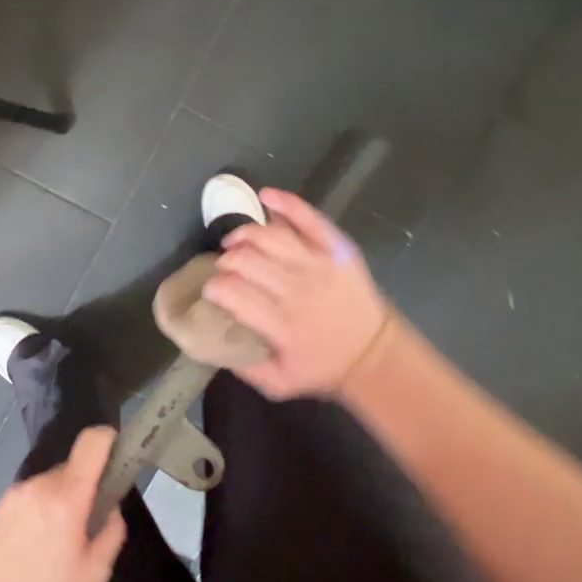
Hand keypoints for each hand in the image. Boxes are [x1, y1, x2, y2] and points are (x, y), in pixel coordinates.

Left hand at [0, 426, 126, 581]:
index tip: (119, 455)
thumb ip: (112, 529)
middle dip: (85, 486)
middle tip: (90, 523)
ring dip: (61, 499)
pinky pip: (29, 498)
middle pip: (71, 467)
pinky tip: (37, 548)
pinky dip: (40, 510)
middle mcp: (36, 486)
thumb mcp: (97, 572)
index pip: (91, 442)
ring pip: (49, 484)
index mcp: (66, 497)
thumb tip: (109, 506)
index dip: (108, 440)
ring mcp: (12, 496)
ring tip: (60, 543)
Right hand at [204, 188, 390, 399]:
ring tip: (235, 243)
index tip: (211, 291)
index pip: (233, 292)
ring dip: (244, 235)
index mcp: (281, 324)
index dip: (214, 286)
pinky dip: (285, 203)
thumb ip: (242, 366)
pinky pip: (308, 217)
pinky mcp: (336, 249)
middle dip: (226, 262)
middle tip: (225, 271)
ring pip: (270, 236)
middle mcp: (298, 289)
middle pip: (246, 260)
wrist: (372, 354)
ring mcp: (318, 265)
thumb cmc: (321, 368)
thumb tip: (208, 341)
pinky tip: (264, 197)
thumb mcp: (278, 384)